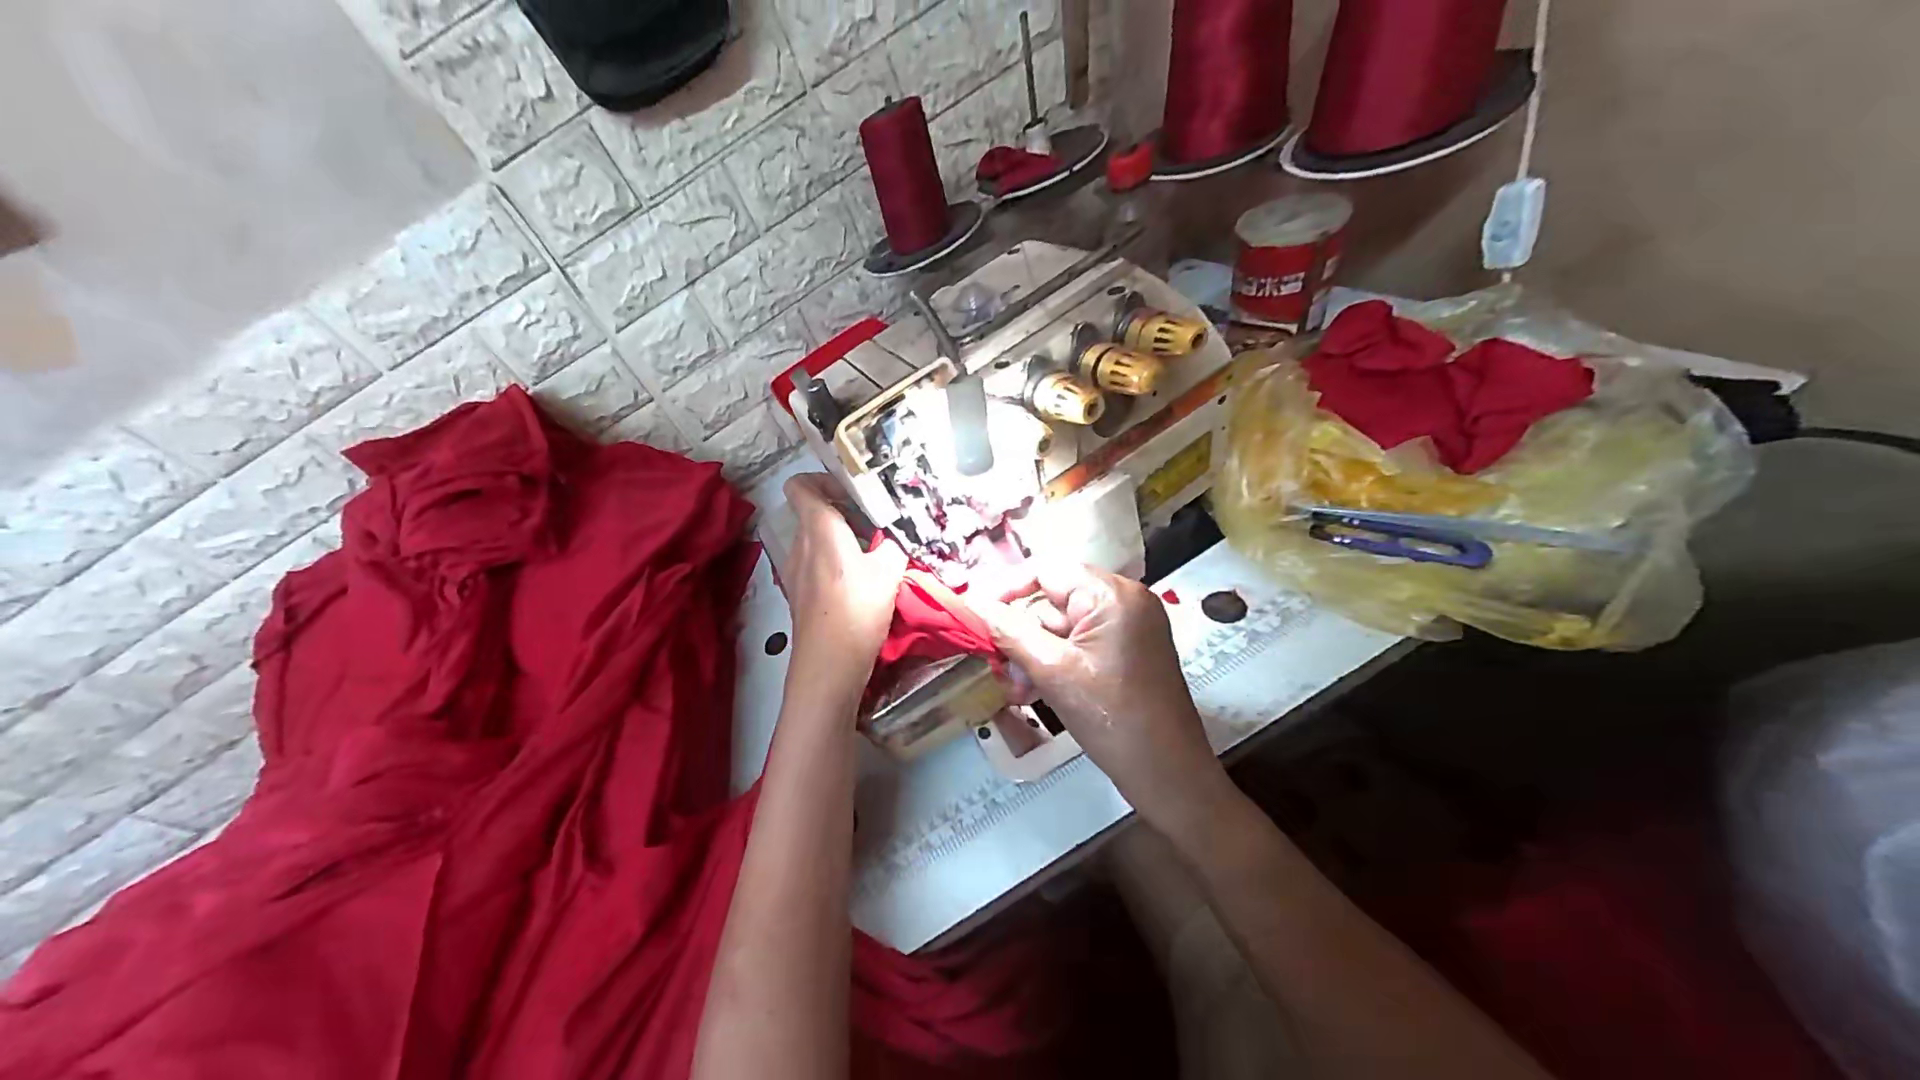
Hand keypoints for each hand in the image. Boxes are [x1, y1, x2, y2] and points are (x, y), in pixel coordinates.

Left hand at [779, 474, 906, 694]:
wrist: (828, 666)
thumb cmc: (857, 611)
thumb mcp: (889, 572)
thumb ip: (896, 544)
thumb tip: (902, 532)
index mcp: (818, 529)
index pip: (801, 484)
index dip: (825, 479)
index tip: (855, 492)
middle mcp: (800, 544)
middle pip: (812, 511)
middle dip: (842, 510)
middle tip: (875, 522)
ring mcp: (795, 570)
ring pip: (815, 538)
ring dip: (841, 537)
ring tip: (873, 551)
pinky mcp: (800, 592)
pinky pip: (815, 561)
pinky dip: (835, 560)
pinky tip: (860, 579)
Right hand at [972, 562, 1235, 834]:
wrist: (1169, 775)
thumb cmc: (1112, 718)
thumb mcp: (1052, 671)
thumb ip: (1009, 631)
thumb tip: (972, 604)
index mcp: (1112, 595)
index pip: (1046, 570)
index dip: (1006, 588)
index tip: (974, 612)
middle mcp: (1123, 601)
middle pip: (1051, 600)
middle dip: (1019, 634)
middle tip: (996, 667)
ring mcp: (1127, 628)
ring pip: (1060, 628)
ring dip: (1032, 656)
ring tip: (1016, 691)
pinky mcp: (1126, 653)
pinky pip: (1077, 646)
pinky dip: (1053, 665)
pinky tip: (1034, 693)